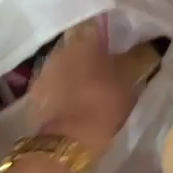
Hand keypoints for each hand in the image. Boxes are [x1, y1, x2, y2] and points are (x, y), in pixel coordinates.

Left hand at [28, 18, 137, 159]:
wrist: (67, 142)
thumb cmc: (103, 106)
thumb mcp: (128, 83)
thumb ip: (133, 61)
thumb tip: (140, 50)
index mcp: (84, 39)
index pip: (99, 30)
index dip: (110, 42)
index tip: (121, 53)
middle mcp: (59, 49)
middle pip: (78, 50)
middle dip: (90, 60)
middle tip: (105, 75)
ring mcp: (42, 73)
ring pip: (63, 69)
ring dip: (73, 78)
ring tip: (87, 94)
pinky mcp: (32, 97)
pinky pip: (52, 89)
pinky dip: (61, 95)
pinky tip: (71, 107)